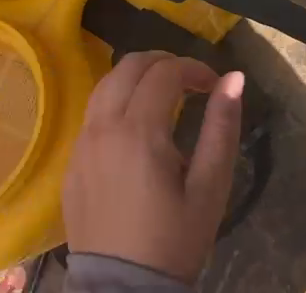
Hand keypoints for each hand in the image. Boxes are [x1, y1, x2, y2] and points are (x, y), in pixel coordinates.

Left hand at [63, 52, 243, 281]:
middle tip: (190, 82)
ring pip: (105, 85)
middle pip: (129, 66)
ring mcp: (81, 147)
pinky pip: (93, 115)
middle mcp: (103, 129)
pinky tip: (138, 128)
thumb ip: (222, 126)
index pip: (165, 72)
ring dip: (137, 78)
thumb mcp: (210, 187)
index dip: (195, 68)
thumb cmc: (173, 241)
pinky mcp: (71, 167)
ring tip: (165, 96)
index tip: (214, 86)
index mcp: (139, 132)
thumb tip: (234, 78)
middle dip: (164, 63)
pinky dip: (117, 102)